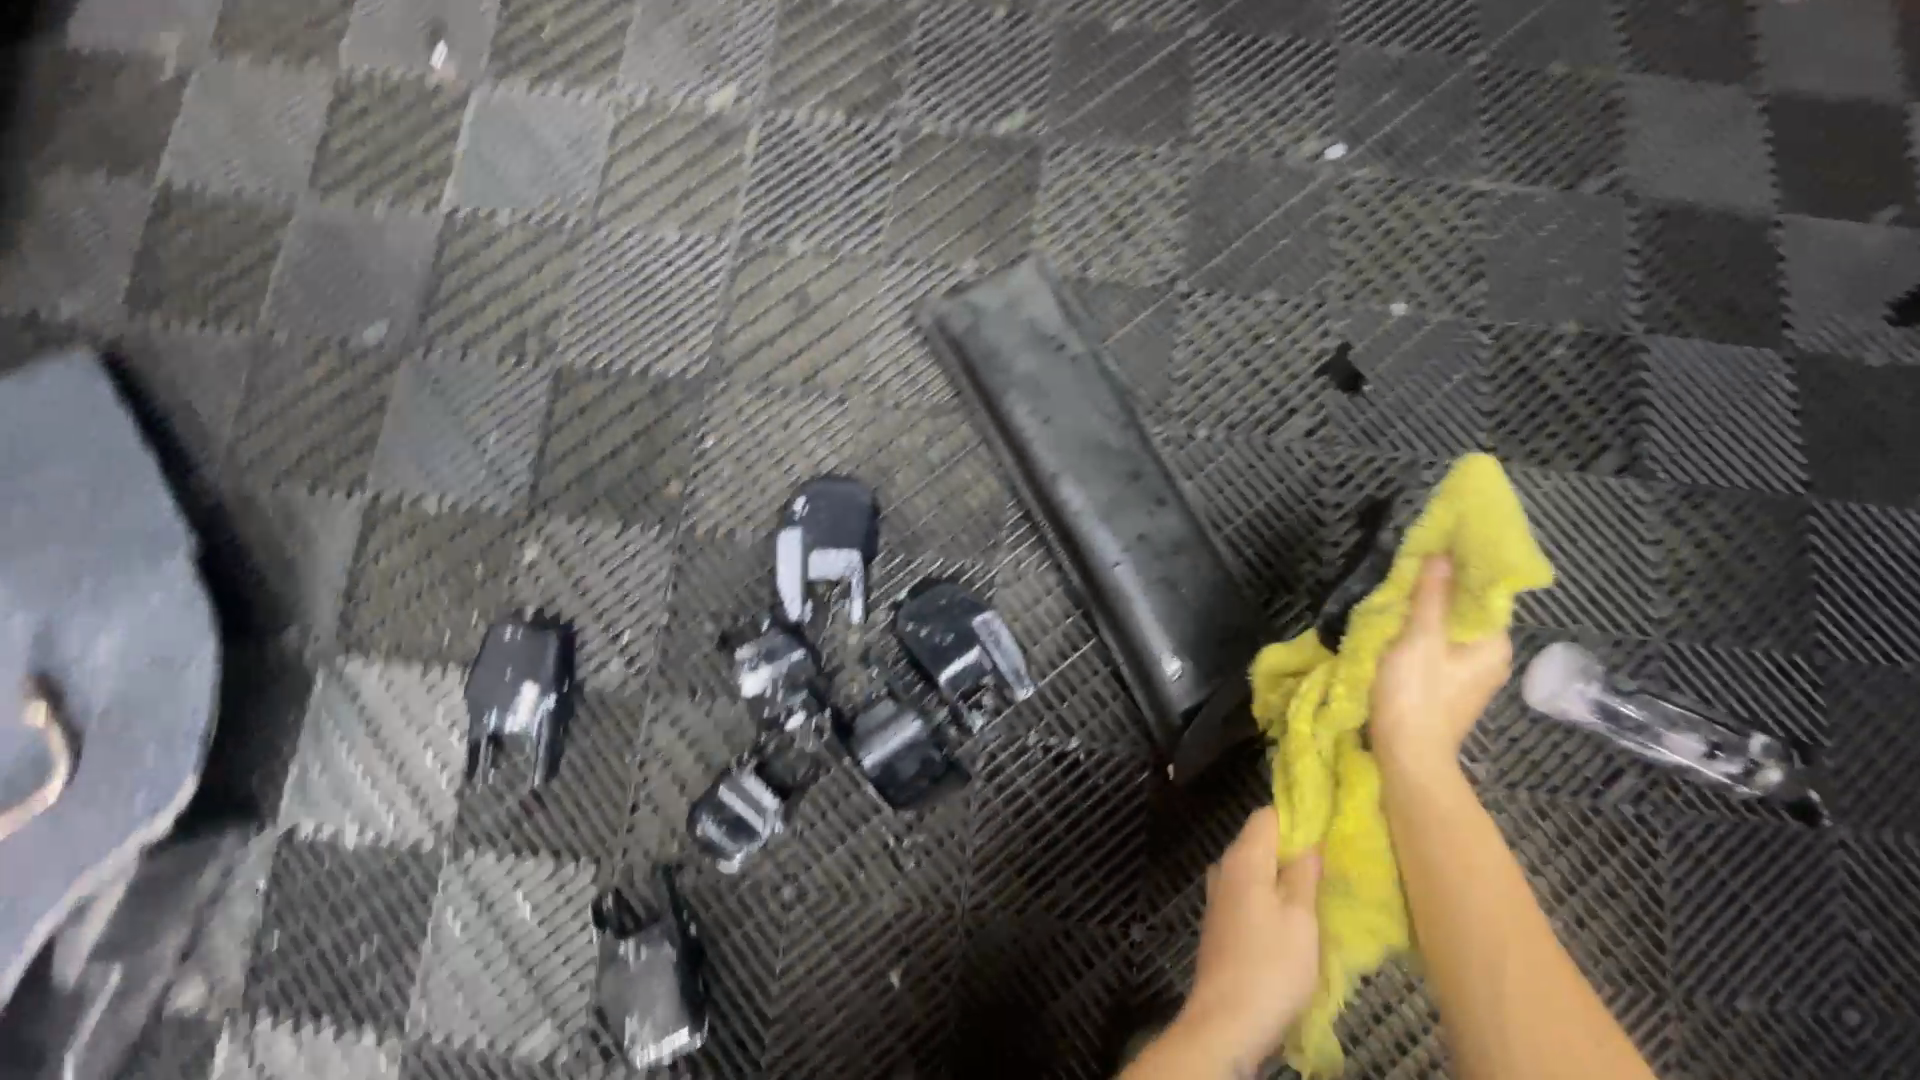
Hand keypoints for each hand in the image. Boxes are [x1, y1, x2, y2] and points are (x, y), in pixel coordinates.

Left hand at [1175, 807, 1321, 1068]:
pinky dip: (1272, 896)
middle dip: (1295, 847)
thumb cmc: (1270, 967)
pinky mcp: (1221, 922)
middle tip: (1334, 861)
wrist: (1226, 1020)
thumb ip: (1304, 874)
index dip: (1299, 817)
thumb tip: (1309, 842)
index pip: (1267, 816)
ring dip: (1285, 875)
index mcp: (1243, 859)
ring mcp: (1219, 897)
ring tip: (1322, 889)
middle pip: (1260, 841)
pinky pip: (1249, 893)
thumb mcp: (1301, 919)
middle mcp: (1224, 870)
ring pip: (1256, 870)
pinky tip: (1296, 915)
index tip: (1330, 826)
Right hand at [1371, 556, 1512, 777]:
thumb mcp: (1418, 640)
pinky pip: (1440, 647)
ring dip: (1429, 610)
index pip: (1485, 592)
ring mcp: (1471, 675)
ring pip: (1452, 629)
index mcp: (1493, 642)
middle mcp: (1491, 656)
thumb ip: (1430, 597)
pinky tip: (1401, 625)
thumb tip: (1442, 555)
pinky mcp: (1449, 687)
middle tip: (1412, 562)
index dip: (1464, 567)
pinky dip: (1424, 632)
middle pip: (1468, 610)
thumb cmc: (1416, 695)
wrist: (1407, 758)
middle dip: (1442, 587)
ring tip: (1401, 588)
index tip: (1439, 543)